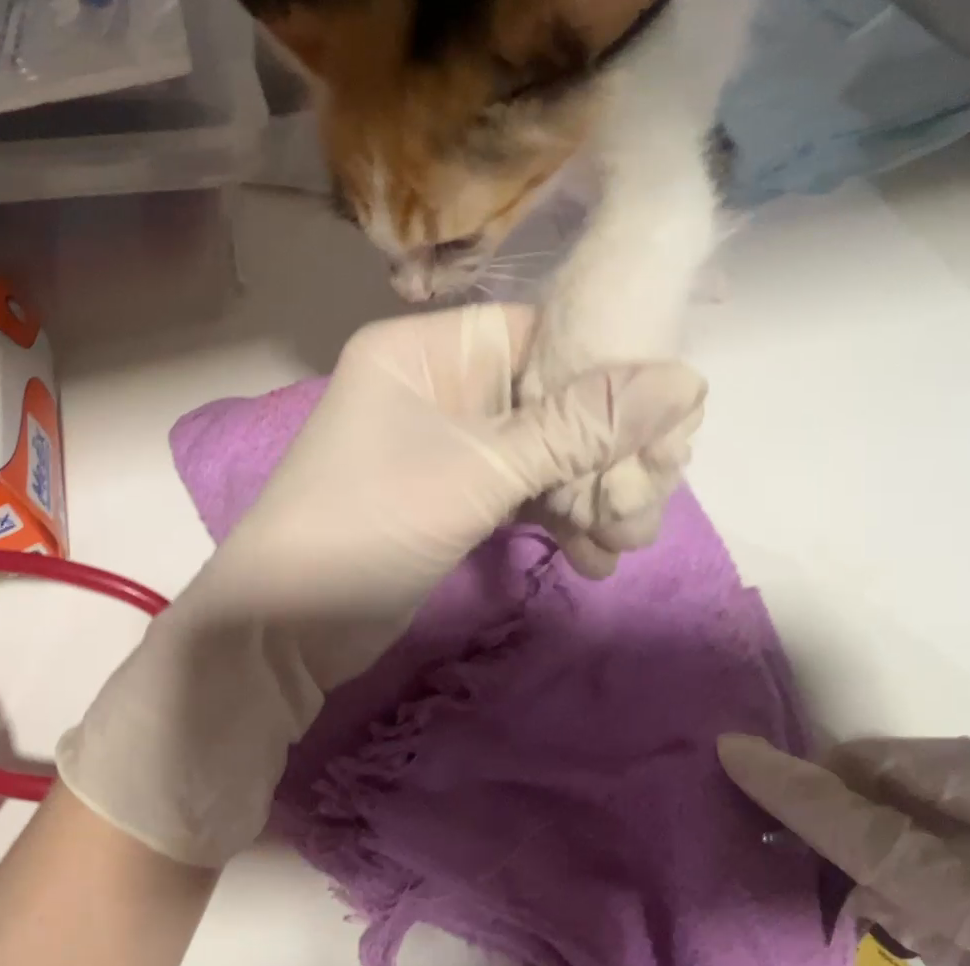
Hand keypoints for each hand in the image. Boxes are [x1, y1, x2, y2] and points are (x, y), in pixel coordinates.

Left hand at [58, 305, 705, 865]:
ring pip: (544, 449)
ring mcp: (443, 442)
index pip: (544, 333)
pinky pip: (521, 489)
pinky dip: (558, 518)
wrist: (281, 628)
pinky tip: (594, 559)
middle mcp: (436, 383)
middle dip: (608, 451)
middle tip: (648, 502)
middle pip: (552, 394)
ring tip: (624, 540)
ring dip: (590, 493)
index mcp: (425, 349)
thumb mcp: (475, 473)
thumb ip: (577, 428)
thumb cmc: (363, 528)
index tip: (674, 430)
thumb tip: (688, 379)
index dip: (616, 374)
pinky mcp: (449, 495)